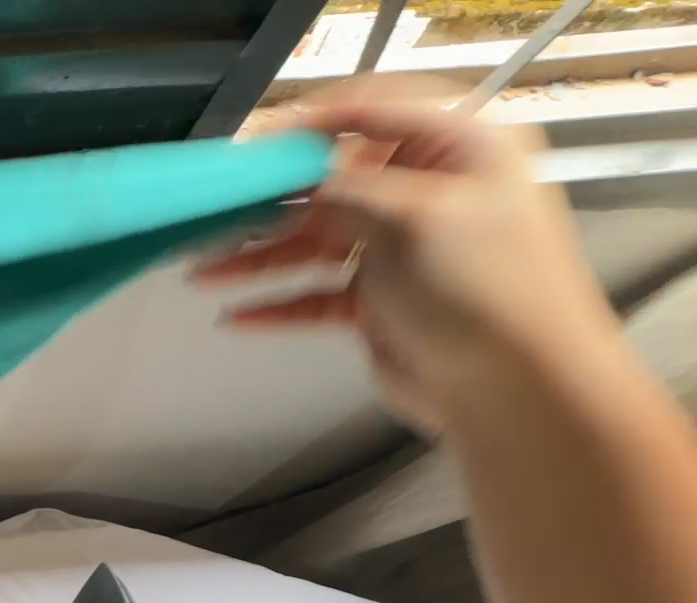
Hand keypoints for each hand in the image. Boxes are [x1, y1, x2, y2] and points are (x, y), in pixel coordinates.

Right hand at [196, 77, 622, 435]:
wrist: (508, 383)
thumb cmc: (483, 290)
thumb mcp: (412, 218)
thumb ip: (345, 189)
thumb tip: (291, 177)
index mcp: (456, 151)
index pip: (371, 112)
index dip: (307, 123)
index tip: (246, 148)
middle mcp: (424, 194)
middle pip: (326, 184)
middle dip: (264, 201)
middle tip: (208, 215)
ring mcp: (395, 249)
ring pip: (307, 244)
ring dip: (253, 259)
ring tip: (201, 273)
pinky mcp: (372, 300)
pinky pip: (308, 295)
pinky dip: (272, 305)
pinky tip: (235, 317)